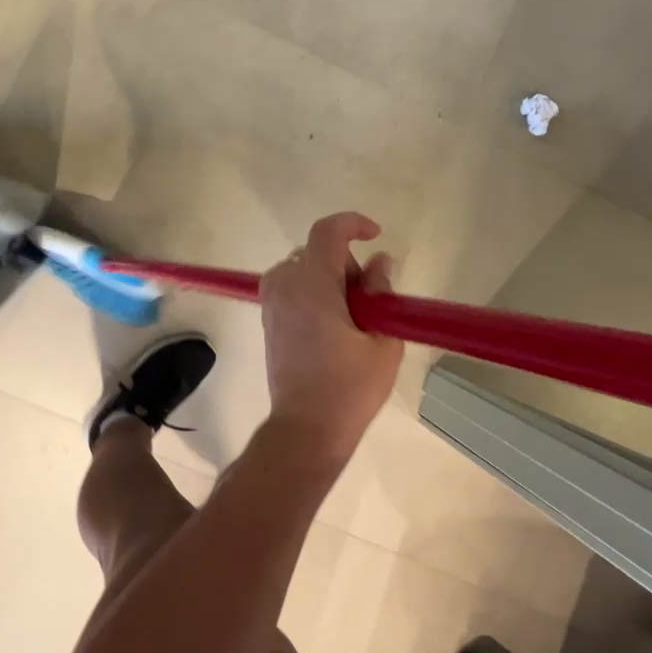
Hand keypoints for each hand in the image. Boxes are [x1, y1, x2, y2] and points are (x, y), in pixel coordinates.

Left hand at [259, 212, 404, 458]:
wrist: (306, 429)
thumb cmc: (350, 389)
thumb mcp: (382, 342)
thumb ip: (380, 294)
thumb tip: (379, 264)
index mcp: (313, 286)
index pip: (327, 232)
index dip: (352, 224)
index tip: (376, 235)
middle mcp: (285, 287)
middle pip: (316, 252)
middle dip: (347, 265)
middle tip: (370, 301)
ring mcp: (272, 304)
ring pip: (302, 269)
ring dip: (329, 279)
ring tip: (353, 317)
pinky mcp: (268, 322)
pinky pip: (291, 288)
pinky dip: (313, 292)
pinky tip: (333, 326)